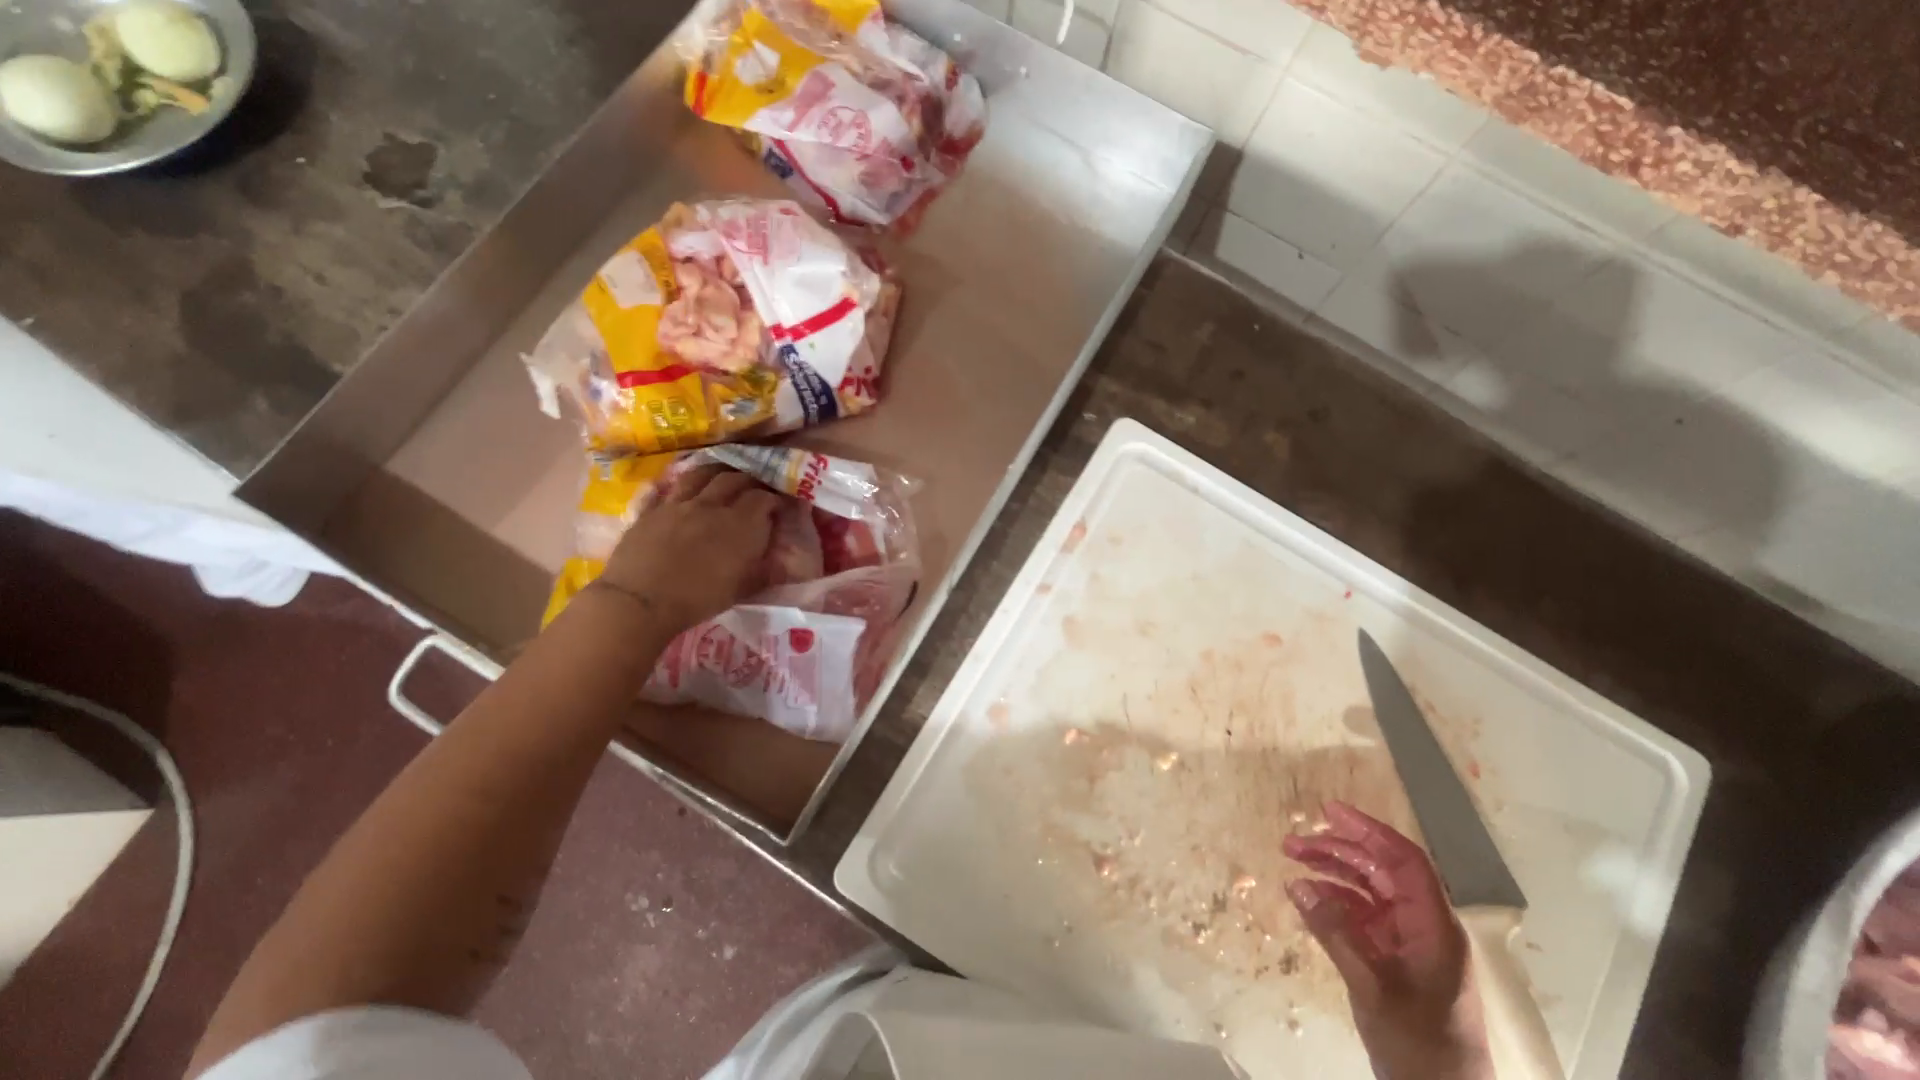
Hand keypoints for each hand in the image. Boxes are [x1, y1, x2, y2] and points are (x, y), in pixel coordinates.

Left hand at [595, 464, 781, 631]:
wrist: (641, 600)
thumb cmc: (698, 600)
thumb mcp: (741, 591)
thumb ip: (766, 572)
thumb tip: (789, 565)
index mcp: (741, 524)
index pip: (764, 498)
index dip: (774, 499)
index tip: (778, 506)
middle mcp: (712, 505)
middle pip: (735, 478)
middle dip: (749, 480)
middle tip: (754, 488)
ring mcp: (679, 503)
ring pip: (702, 474)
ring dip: (716, 472)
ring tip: (721, 477)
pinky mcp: (652, 509)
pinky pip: (669, 488)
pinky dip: (681, 487)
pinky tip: (682, 491)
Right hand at [1284, 801, 1490, 1079]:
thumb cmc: (1418, 1044)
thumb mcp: (1372, 987)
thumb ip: (1335, 933)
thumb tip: (1297, 884)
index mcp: (1435, 926)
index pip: (1404, 862)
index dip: (1369, 831)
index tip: (1329, 810)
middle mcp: (1424, 926)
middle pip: (1381, 872)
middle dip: (1339, 850)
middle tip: (1292, 842)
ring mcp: (1409, 944)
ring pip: (1369, 893)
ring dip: (1333, 875)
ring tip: (1292, 863)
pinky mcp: (1394, 961)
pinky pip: (1363, 920)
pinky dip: (1334, 906)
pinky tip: (1306, 899)